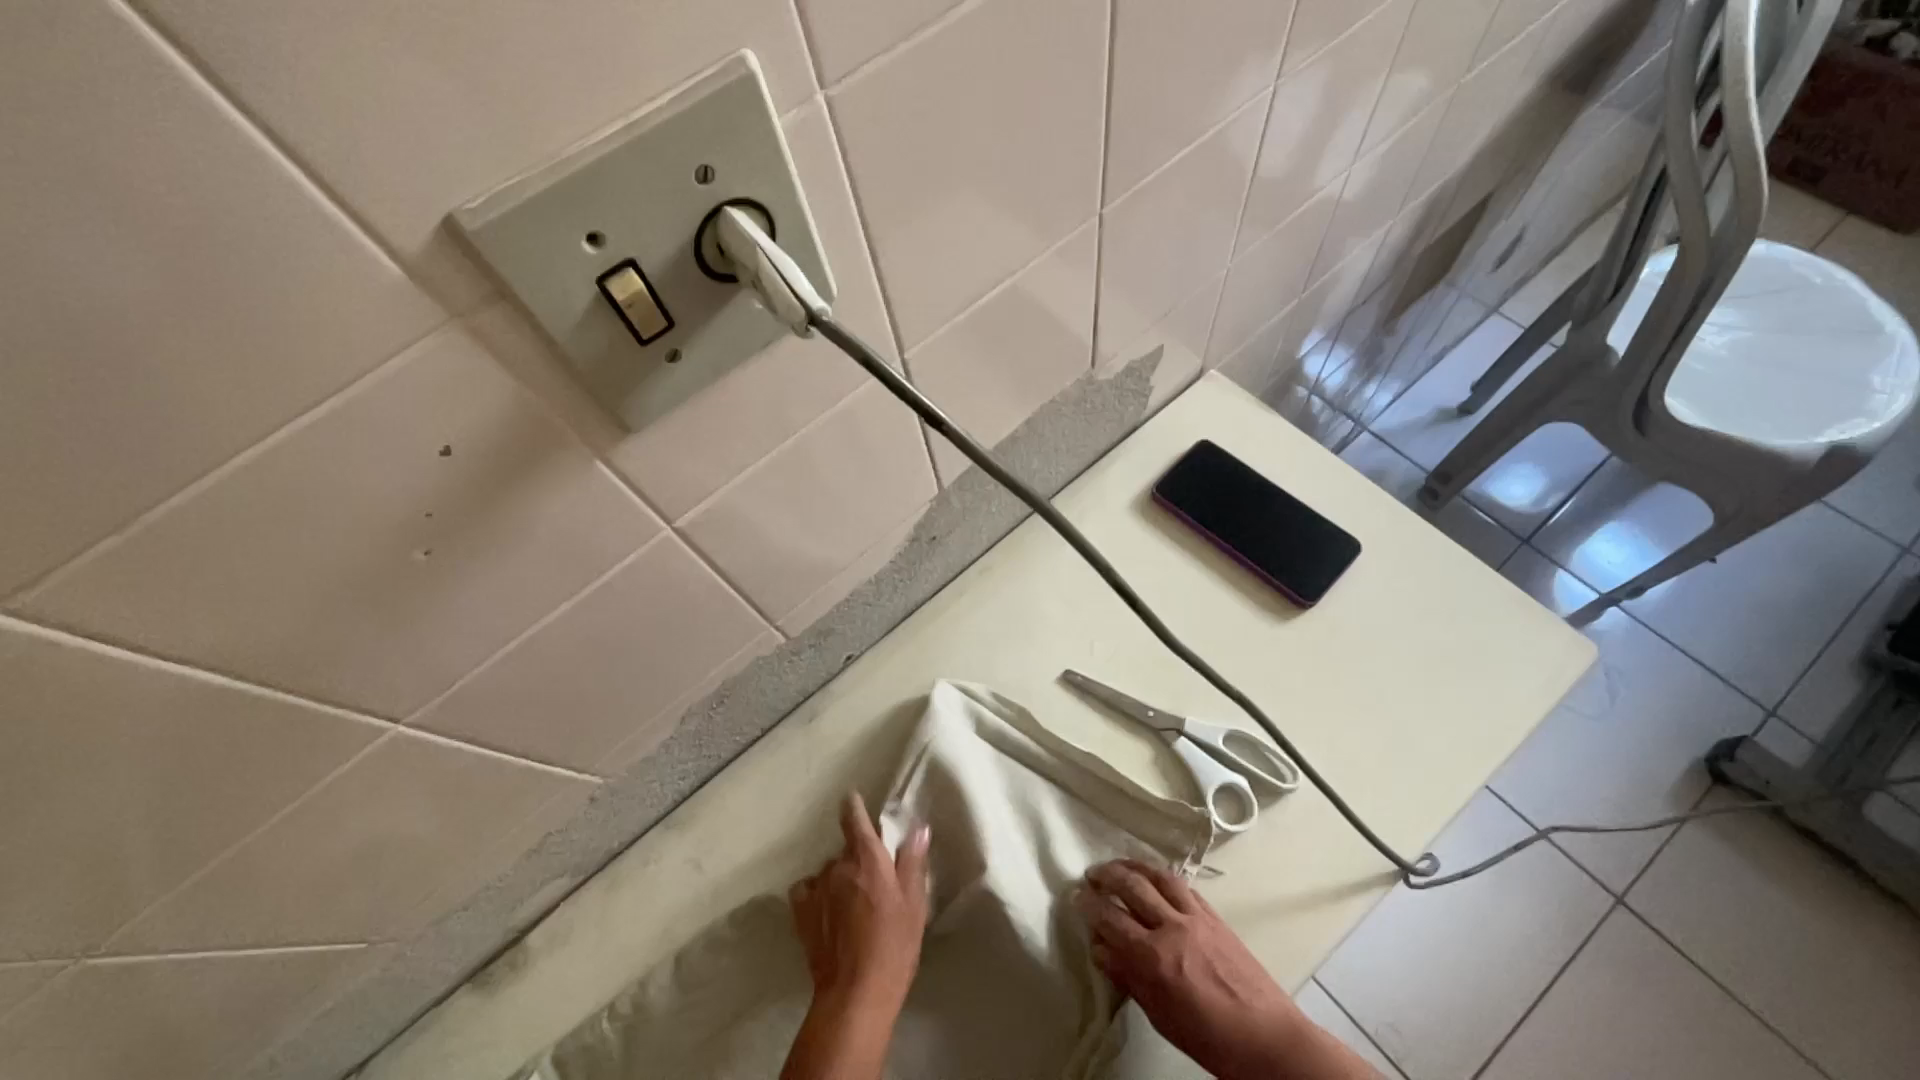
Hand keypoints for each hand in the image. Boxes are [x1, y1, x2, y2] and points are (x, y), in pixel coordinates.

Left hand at [788, 792, 931, 1012]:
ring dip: (839, 878)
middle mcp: (838, 866)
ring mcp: (816, 888)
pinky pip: (807, 889)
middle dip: (858, 858)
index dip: (854, 807)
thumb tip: (918, 828)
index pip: (855, 820)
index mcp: (868, 860)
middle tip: (874, 882)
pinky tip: (826, 910)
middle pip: (847, 849)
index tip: (853, 798)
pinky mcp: (800, 912)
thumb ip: (913, 863)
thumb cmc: (895, 947)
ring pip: (828, 870)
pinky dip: (816, 893)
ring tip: (852, 904)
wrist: (856, 992)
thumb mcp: (914, 904)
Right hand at [1077, 859, 1376, 1079]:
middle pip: (1132, 887)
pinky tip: (1154, 877)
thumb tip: (1101, 950)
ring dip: (1134, 866)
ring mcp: (1197, 918)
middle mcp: (1173, 927)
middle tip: (1091, 875)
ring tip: (1118, 865)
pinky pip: (1184, 886)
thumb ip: (1128, 977)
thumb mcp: (1159, 1015)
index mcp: (1154, 957)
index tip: (1076, 895)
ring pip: (1159, 877)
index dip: (1089, 904)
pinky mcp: (1215, 917)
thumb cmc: (1208, 1036)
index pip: (1110, 918)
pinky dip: (1163, 876)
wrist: (1266, 1037)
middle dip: (1106, 876)